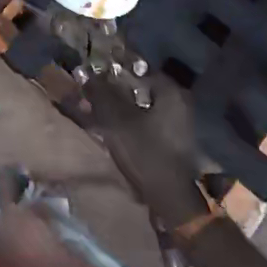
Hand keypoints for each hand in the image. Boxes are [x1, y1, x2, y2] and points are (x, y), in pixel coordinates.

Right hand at [83, 73, 210, 229]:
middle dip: (117, 89)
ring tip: (99, 112)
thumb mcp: (117, 121)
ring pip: (144, 106)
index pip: (140, 69)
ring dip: (122, 106)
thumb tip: (86, 74)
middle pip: (142, 88)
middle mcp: (180, 103)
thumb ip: (101, 95)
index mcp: (171, 92)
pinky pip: (148, 121)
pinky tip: (114, 128)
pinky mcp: (174, 141)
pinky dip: (132, 121)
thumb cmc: (145, 152)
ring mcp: (179, 123)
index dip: (116, 70)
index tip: (97, 73)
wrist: (170, 198)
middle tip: (95, 94)